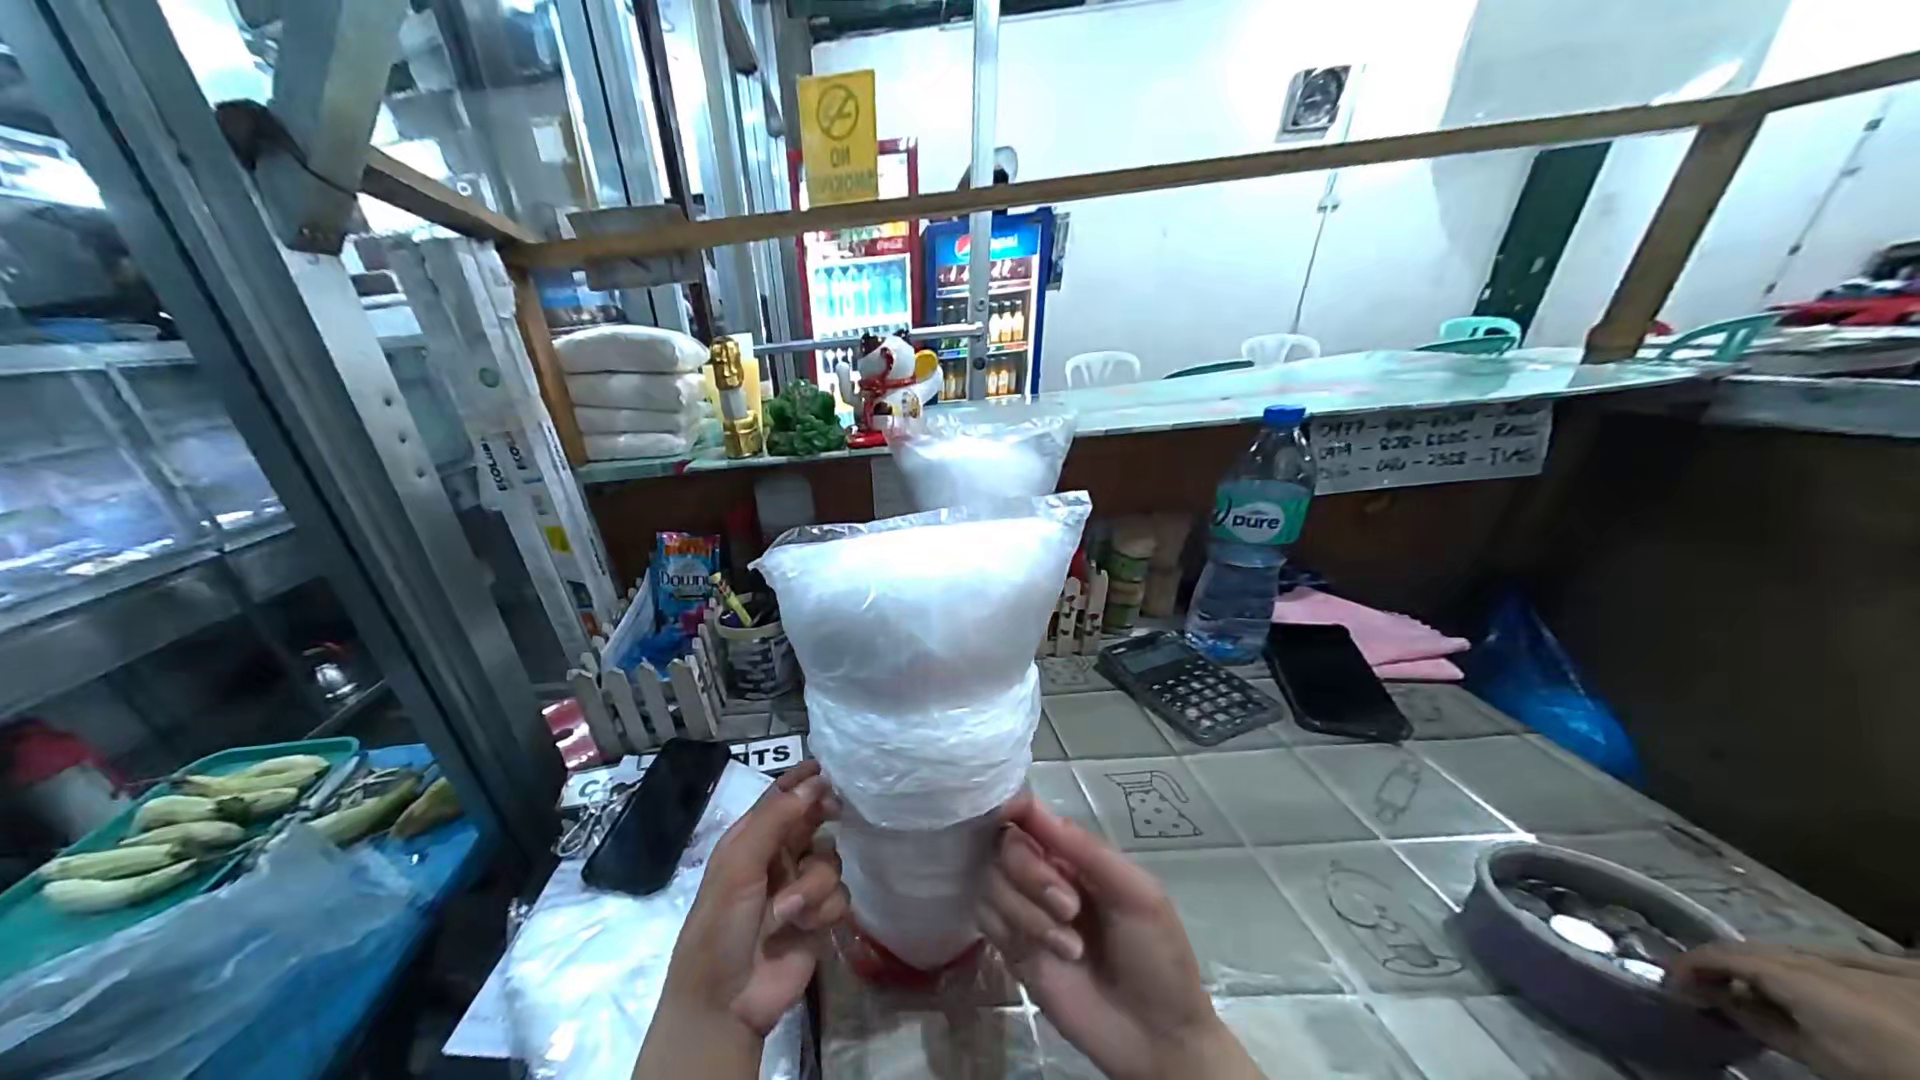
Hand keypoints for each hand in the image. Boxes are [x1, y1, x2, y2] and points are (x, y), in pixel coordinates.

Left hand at [635, 762, 846, 1079]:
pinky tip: (805, 925)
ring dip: (814, 883)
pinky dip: (823, 909)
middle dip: (822, 818)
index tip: (825, 767)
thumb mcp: (740, 864)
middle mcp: (777, 857)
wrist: (726, 1000)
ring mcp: (799, 887)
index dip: (802, 780)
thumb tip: (814, 780)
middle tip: (834, 811)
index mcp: (750, 840)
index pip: (780, 797)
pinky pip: (839, 894)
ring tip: (789, 909)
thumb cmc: (722, 924)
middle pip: (812, 821)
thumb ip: (776, 818)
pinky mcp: (818, 917)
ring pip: (830, 860)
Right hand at [976, 794, 1259, 1079]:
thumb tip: (1034, 808)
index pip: (1029, 815)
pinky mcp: (1011, 949)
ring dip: (1028, 910)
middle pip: (1004, 846)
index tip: (1008, 813)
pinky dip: (1013, 930)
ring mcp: (1025, 912)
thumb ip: (1087, 851)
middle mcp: (1043, 875)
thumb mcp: (1137, 894)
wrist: (1155, 1037)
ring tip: (1071, 946)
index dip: (1013, 808)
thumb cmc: (1157, 955)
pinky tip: (1051, 956)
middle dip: (1031, 873)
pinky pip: (986, 919)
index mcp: (1074, 855)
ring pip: (990, 882)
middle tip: (1070, 908)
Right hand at [1668, 943, 1919, 1079]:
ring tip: (1743, 987)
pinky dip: (1797, 963)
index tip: (1671, 982)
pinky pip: (1827, 953)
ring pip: (1788, 949)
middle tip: (1700, 985)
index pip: (1722, 955)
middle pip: (1753, 949)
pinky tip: (1794, 981)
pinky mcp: (1893, 966)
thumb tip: (1709, 998)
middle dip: (1720, 963)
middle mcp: (1819, 956)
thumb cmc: (1883, 1069)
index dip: (1689, 964)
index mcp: (1796, 974)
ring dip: (1756, 964)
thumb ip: (1761, 1022)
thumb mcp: (1817, 1055)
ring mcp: (1858, 959)